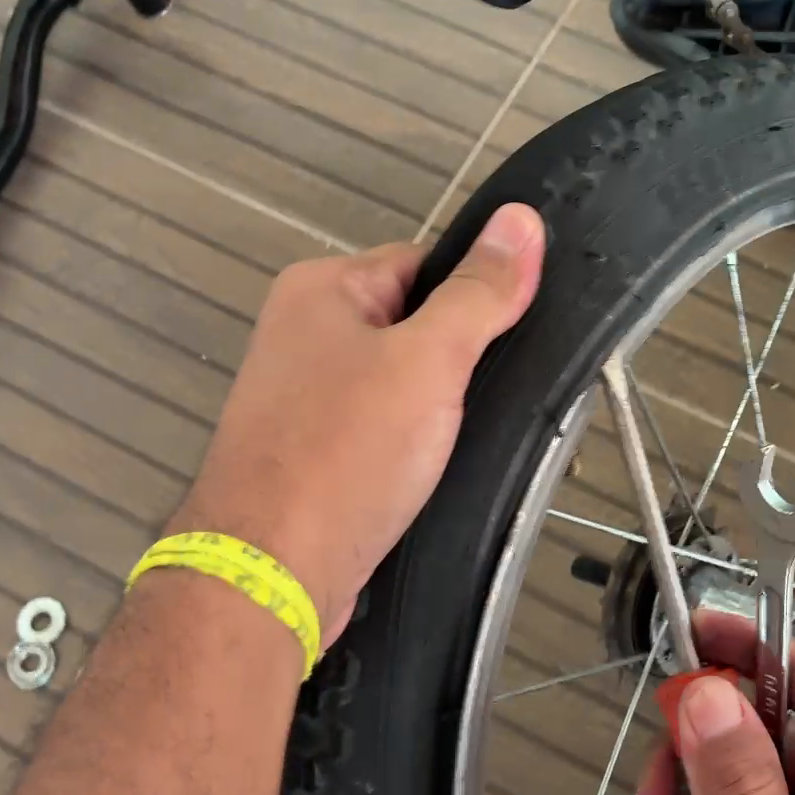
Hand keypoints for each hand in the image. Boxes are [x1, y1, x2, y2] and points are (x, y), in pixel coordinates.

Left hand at [170, 204, 543, 646]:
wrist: (271, 576)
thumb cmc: (347, 452)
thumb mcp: (429, 360)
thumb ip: (480, 292)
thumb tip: (522, 218)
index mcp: (322, 288)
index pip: (427, 264)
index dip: (477, 296)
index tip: (513, 337)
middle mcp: (306, 331)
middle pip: (419, 321)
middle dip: (463, 354)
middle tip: (501, 390)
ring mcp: (307, 393)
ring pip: (406, 377)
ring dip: (446, 399)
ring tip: (478, 429)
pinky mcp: (319, 447)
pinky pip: (387, 421)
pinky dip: (421, 435)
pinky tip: (446, 459)